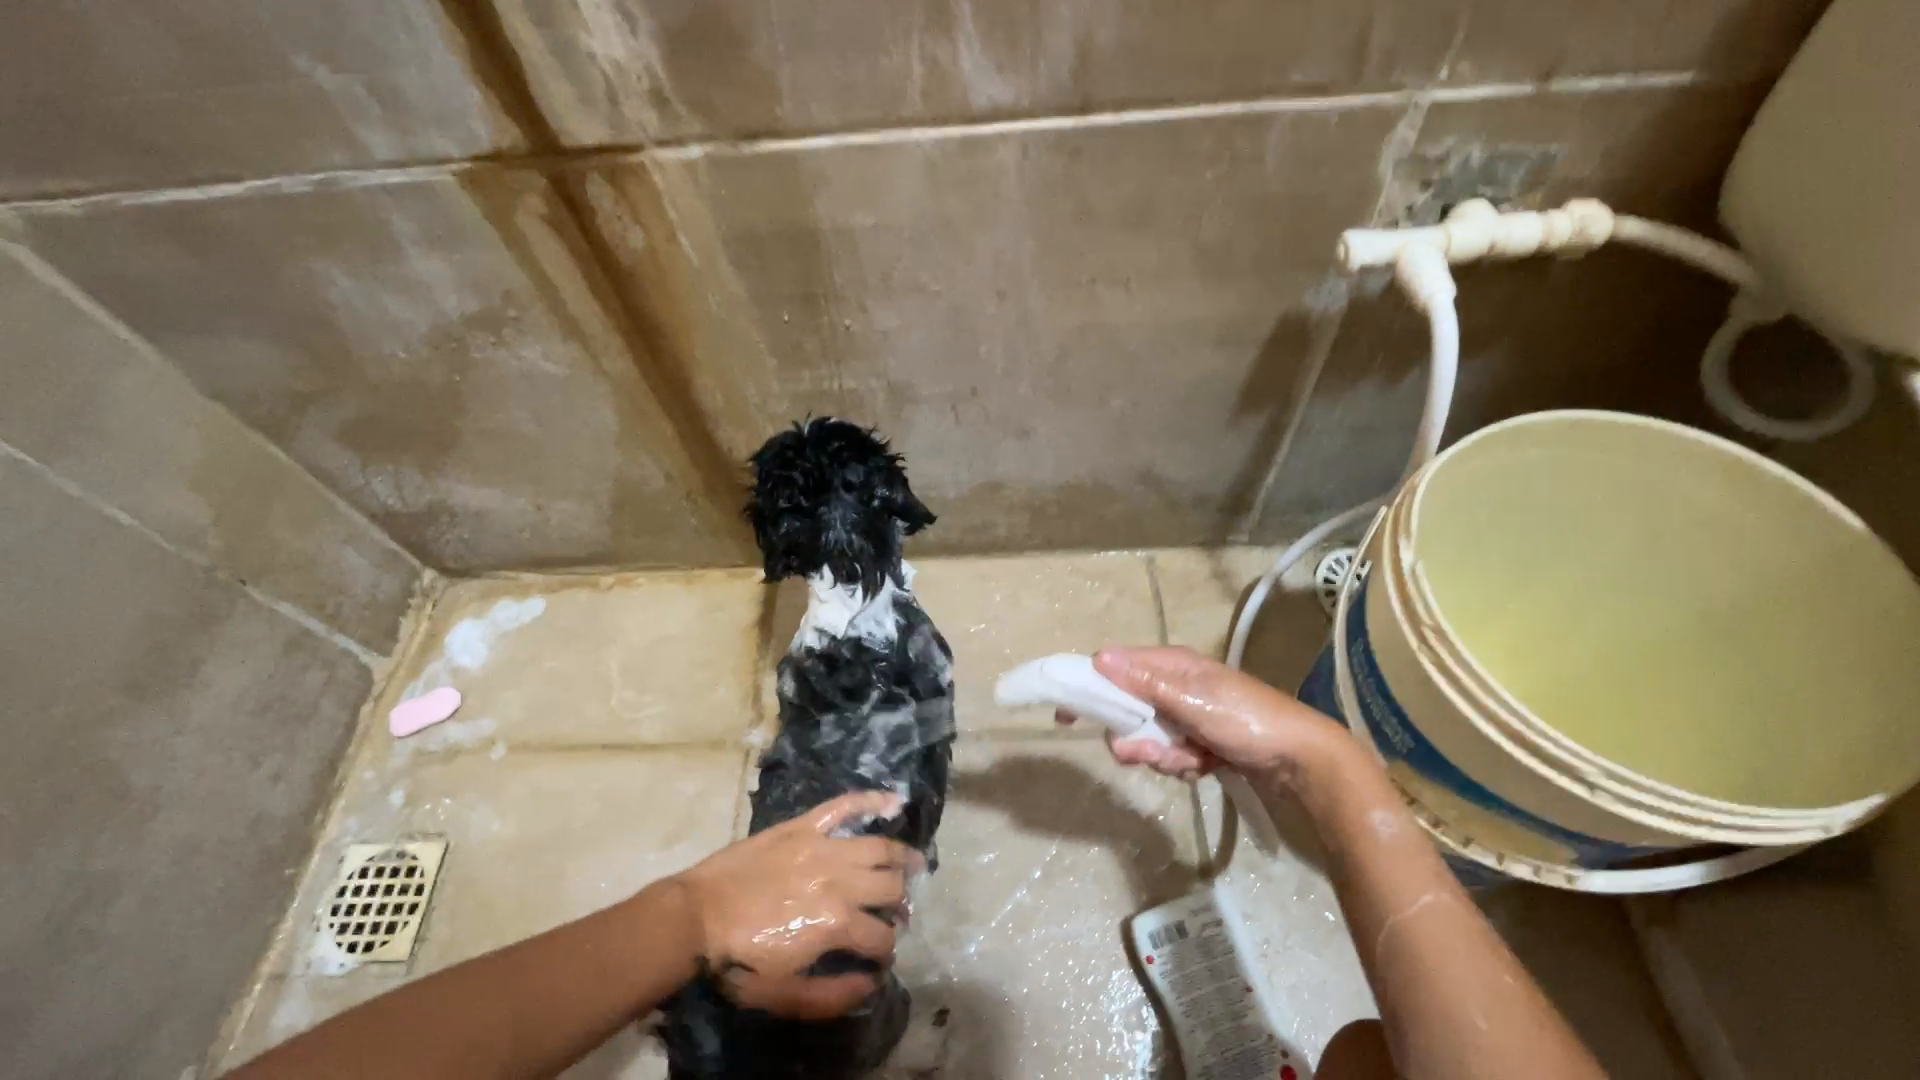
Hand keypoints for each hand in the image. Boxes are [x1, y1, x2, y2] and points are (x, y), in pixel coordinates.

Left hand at [668, 792, 923, 1018]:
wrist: (696, 918)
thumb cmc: (738, 961)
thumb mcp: (784, 995)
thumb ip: (834, 995)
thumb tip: (872, 982)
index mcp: (837, 922)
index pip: (882, 938)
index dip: (885, 953)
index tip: (877, 960)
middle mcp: (840, 880)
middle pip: (890, 888)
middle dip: (898, 906)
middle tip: (893, 914)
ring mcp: (823, 847)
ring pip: (879, 847)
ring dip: (901, 858)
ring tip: (914, 863)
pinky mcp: (804, 826)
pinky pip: (845, 805)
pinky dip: (872, 800)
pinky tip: (894, 800)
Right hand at [1057, 647, 1347, 785]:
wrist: (1301, 761)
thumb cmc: (1246, 721)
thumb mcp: (1192, 700)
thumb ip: (1145, 682)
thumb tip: (1099, 657)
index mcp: (1172, 664)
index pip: (1116, 667)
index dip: (1090, 688)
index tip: (1068, 716)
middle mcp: (1176, 685)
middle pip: (1128, 709)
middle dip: (1135, 737)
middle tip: (1150, 753)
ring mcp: (1188, 715)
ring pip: (1148, 738)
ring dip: (1162, 755)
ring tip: (1191, 762)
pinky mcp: (1200, 741)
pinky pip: (1170, 754)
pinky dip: (1182, 765)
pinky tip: (1204, 767)